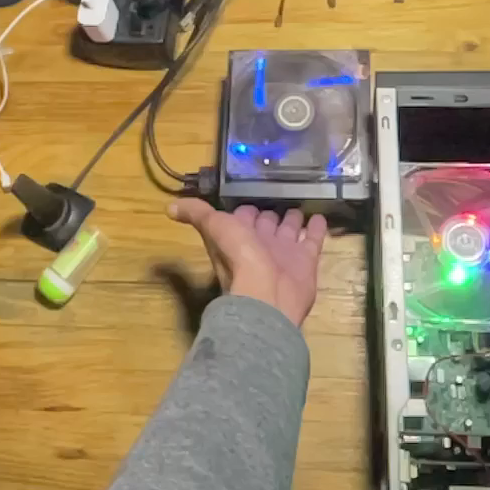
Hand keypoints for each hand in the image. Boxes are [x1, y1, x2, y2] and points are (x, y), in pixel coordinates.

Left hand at [168, 200, 327, 327]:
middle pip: (267, 223)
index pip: (244, 216)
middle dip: (271, 211)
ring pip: (290, 230)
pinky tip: (320, 215)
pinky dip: (317, 227)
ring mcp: (285, 253)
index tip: (253, 191)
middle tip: (281, 193)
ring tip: (300, 202)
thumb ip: (196, 214)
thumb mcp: (214, 228)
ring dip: (293, 217)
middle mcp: (261, 245)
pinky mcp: (306, 261)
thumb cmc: (240, 259)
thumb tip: (169, 207)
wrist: (268, 297)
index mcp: (239, 237)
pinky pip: (313, 239)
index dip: (247, 207)